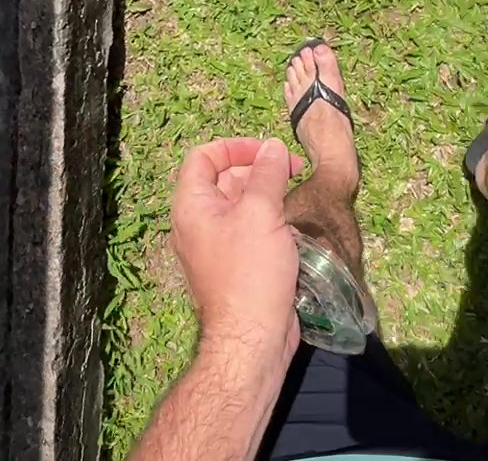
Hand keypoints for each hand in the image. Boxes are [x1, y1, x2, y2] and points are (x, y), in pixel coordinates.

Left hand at [170, 137, 304, 360]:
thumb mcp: (261, 213)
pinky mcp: (232, 265)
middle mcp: (196, 222)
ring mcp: (214, 245)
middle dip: (257, 169)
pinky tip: (291, 225)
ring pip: (238, 205)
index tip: (267, 150)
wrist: (251, 341)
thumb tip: (273, 147)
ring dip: (266, 195)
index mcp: (191, 204)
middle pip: (222, 178)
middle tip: (293, 170)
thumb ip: (267, 173)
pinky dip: (267, 220)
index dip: (234, 147)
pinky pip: (246, 229)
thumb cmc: (251, 271)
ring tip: (295, 195)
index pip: (203, 156)